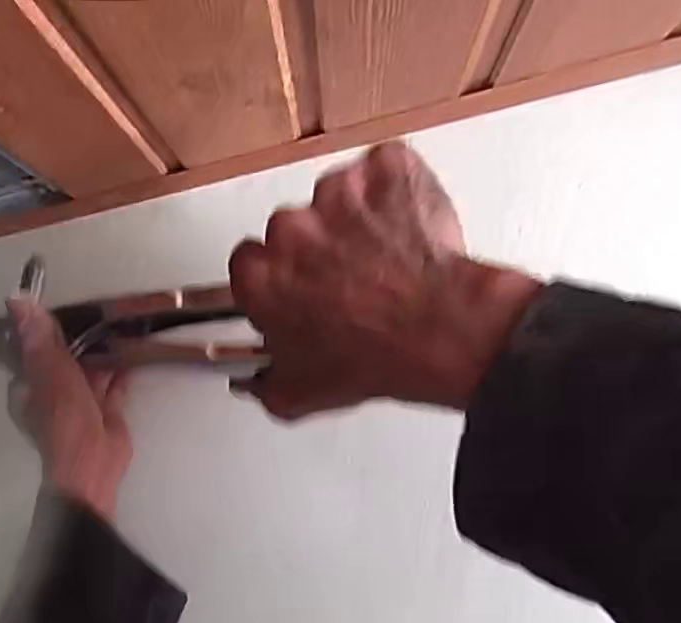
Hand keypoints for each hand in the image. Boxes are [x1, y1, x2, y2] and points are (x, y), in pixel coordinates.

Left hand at [7, 298, 132, 520]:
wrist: (93, 463)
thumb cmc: (65, 421)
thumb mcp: (50, 372)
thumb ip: (39, 338)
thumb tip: (16, 300)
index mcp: (30, 385)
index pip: (31, 349)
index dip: (41, 326)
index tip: (54, 297)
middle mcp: (52, 393)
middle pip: (62, 357)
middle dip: (76, 335)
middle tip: (93, 303)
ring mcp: (79, 402)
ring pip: (88, 368)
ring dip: (100, 349)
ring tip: (116, 318)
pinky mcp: (105, 410)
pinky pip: (112, 383)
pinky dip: (120, 367)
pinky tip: (131, 347)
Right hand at [228, 141, 541, 417]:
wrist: (434, 331)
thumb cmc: (366, 356)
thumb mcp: (292, 393)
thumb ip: (260, 380)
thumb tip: (259, 381)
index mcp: (258, 277)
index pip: (246, 265)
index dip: (271, 279)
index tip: (287, 291)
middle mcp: (288, 229)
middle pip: (287, 230)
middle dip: (309, 250)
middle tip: (338, 280)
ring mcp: (337, 195)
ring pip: (333, 199)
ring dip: (349, 221)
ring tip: (375, 257)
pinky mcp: (385, 171)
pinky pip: (380, 171)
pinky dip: (389, 192)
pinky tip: (398, 226)